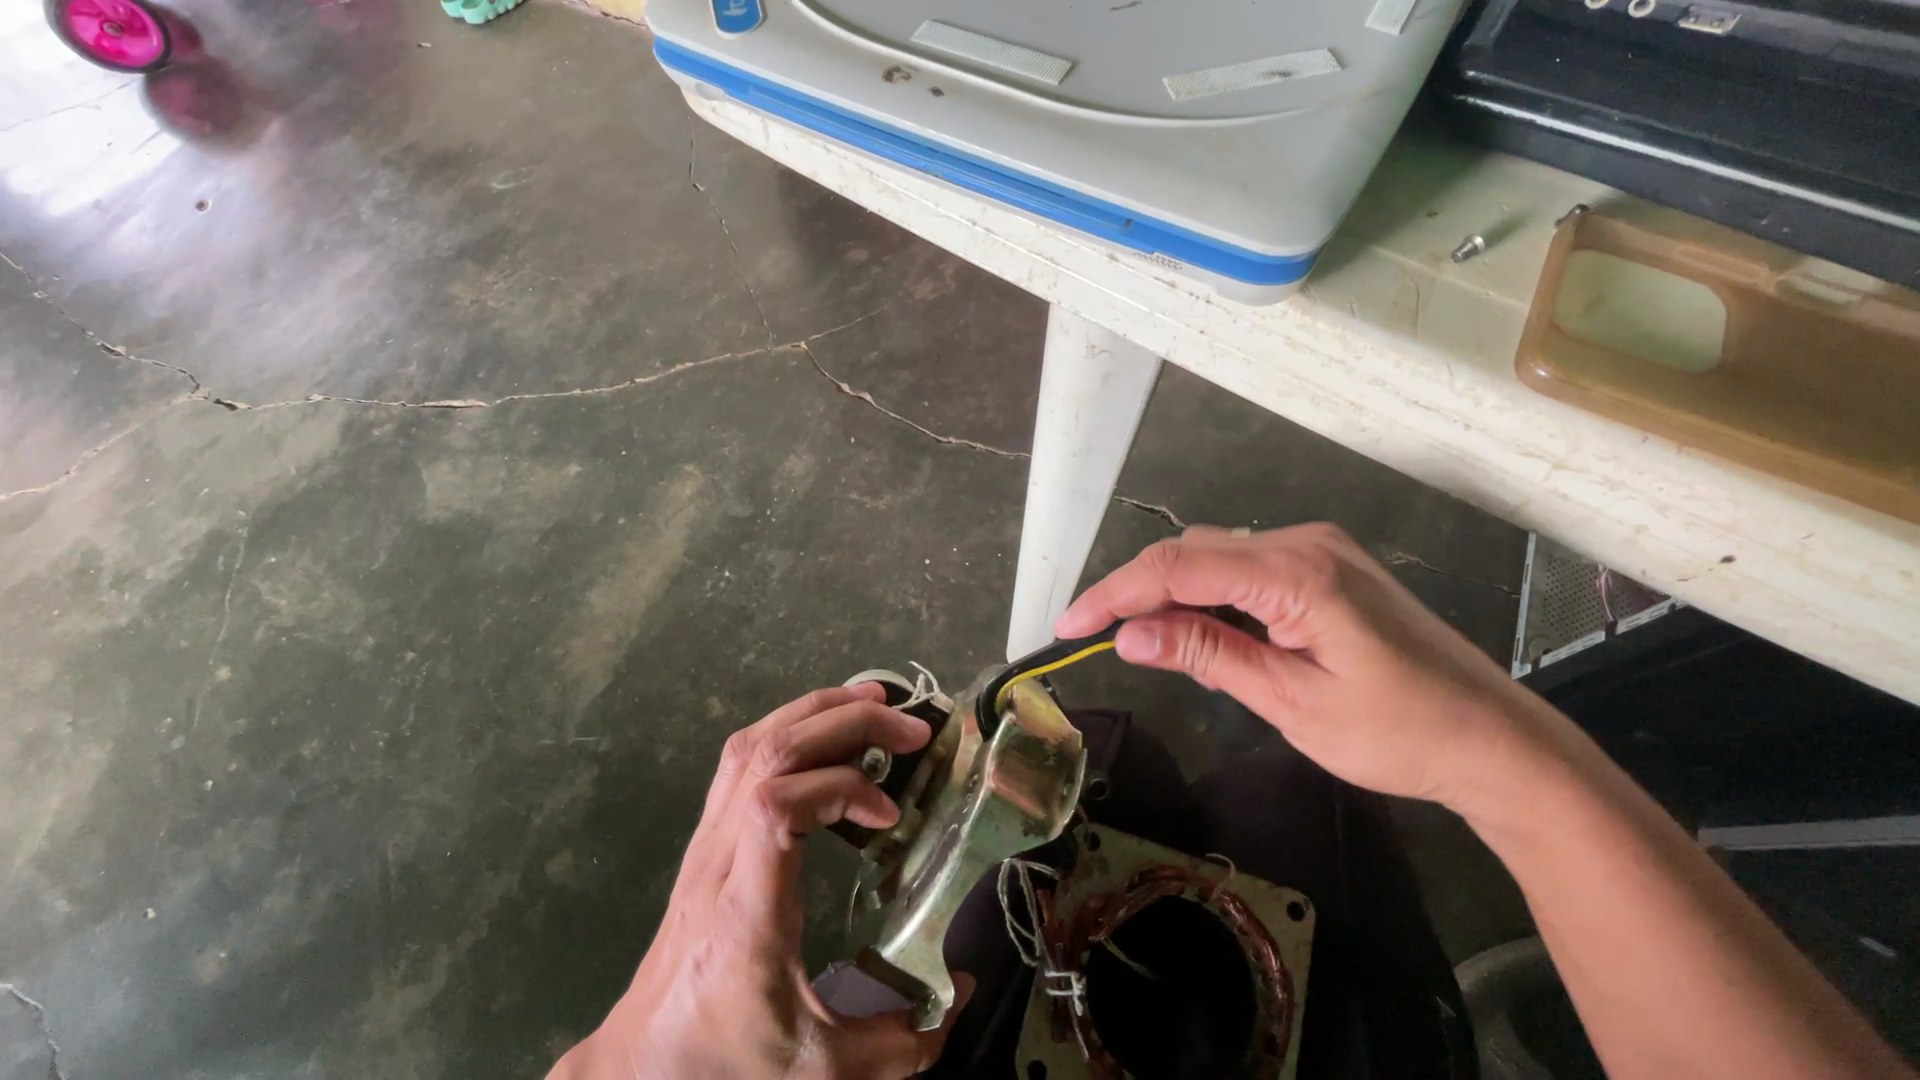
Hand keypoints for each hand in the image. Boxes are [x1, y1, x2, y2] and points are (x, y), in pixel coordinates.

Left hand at [549, 684, 968, 1079]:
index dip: (840, 788)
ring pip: (752, 743)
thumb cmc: (728, 1056)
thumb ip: (902, 1042)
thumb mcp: (822, 1069)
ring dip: (817, 711)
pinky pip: (744, 757)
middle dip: (847, 723)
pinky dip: (793, 726)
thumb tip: (965, 993)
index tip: (888, 816)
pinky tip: (829, 733)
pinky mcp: (709, 836)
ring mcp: (708, 840)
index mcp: (747, 910)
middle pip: (770, 753)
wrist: (644, 1060)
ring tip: (875, 703)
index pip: (774, 806)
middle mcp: (721, 858)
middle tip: (911, 729)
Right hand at [1056, 524, 1565, 814]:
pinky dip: (1206, 595)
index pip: (1177, 566)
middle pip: (1192, 552)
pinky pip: (1245, 568)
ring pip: (1215, 556)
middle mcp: (1303, 542)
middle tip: (1092, 636)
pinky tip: (1190, 628)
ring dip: (1168, 592)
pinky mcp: (1327, 568)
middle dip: (1134, 590)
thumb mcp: (1289, 700)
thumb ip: (1206, 655)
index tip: (1068, 627)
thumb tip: (1128, 636)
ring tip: (1132, 637)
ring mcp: (1318, 550)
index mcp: (1295, 570)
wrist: (1495, 741)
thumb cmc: (1396, 733)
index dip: (1114, 593)